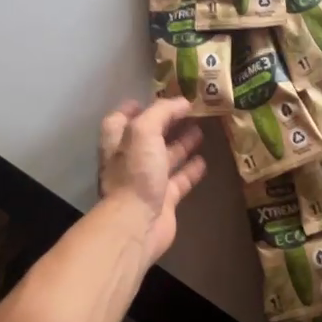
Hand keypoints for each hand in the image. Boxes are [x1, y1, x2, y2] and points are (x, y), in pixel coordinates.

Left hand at [98, 98, 206, 259]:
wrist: (136, 223)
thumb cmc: (135, 173)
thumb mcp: (144, 131)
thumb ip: (161, 112)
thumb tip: (182, 102)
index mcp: (117, 142)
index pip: (120, 119)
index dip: (132, 108)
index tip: (151, 98)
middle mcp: (130, 160)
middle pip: (147, 137)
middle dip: (165, 124)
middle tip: (188, 112)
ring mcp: (146, 181)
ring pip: (165, 158)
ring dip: (181, 145)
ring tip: (201, 131)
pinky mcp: (164, 200)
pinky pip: (179, 181)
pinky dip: (190, 170)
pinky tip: (204, 161)